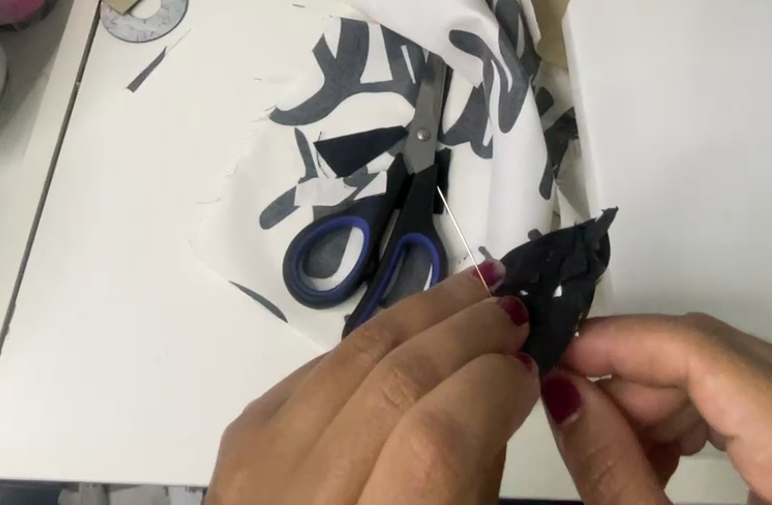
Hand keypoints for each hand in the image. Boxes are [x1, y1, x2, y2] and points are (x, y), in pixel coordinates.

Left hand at [209, 262, 538, 504]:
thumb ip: (473, 473)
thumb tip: (500, 377)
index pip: (432, 441)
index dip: (487, 388)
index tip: (528, 363)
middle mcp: (300, 499)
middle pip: (392, 382)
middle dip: (464, 333)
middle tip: (513, 309)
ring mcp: (259, 459)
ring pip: (354, 352)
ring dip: (425, 311)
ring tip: (476, 288)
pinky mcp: (244, 431)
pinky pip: (325, 364)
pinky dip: (380, 339)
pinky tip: (419, 322)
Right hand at [541, 314, 771, 504]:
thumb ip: (618, 478)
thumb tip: (564, 393)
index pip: (706, 350)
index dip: (620, 343)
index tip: (556, 359)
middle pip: (717, 355)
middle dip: (634, 380)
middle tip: (576, 420)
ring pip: (730, 371)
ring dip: (658, 400)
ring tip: (616, 455)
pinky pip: (753, 402)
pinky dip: (694, 419)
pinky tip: (659, 463)